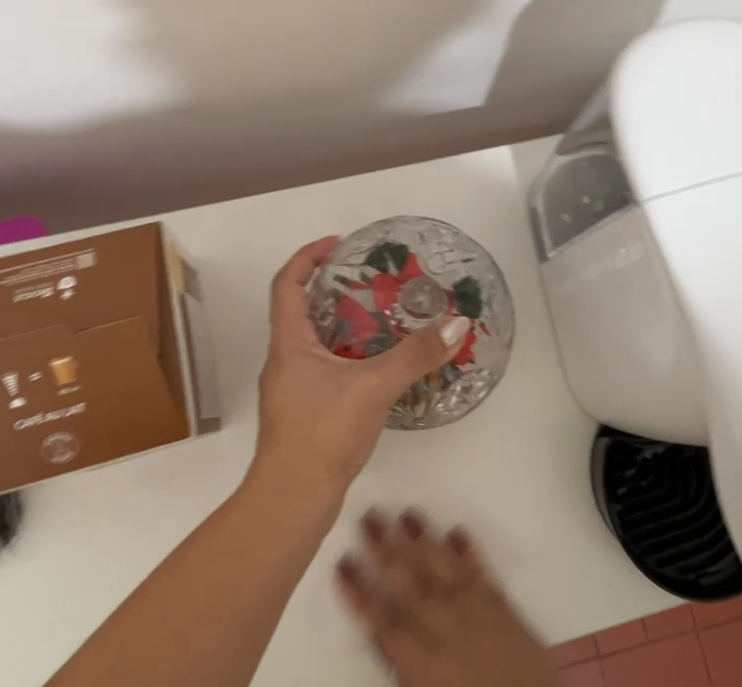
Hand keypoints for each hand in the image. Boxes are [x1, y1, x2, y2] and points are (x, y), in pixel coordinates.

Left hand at [252, 237, 468, 496]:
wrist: (293, 499)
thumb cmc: (322, 432)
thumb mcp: (374, 386)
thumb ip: (416, 355)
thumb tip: (457, 324)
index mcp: (289, 343)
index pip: (288, 283)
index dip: (308, 256)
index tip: (338, 243)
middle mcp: (284, 360)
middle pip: (301, 310)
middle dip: (334, 289)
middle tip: (373, 281)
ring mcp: (292, 389)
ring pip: (315, 342)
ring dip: (344, 325)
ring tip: (384, 318)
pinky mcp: (305, 413)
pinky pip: (326, 369)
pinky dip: (349, 357)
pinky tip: (379, 367)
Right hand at [336, 509, 560, 686]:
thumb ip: (401, 666)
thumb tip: (381, 634)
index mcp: (418, 661)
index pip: (381, 619)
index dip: (359, 591)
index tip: (342, 561)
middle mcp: (442, 628)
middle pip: (407, 584)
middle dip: (384, 549)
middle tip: (368, 515)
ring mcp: (474, 613)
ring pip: (442, 569)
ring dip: (424, 540)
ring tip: (408, 511)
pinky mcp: (503, 607)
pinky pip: (483, 573)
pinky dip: (470, 551)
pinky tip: (457, 530)